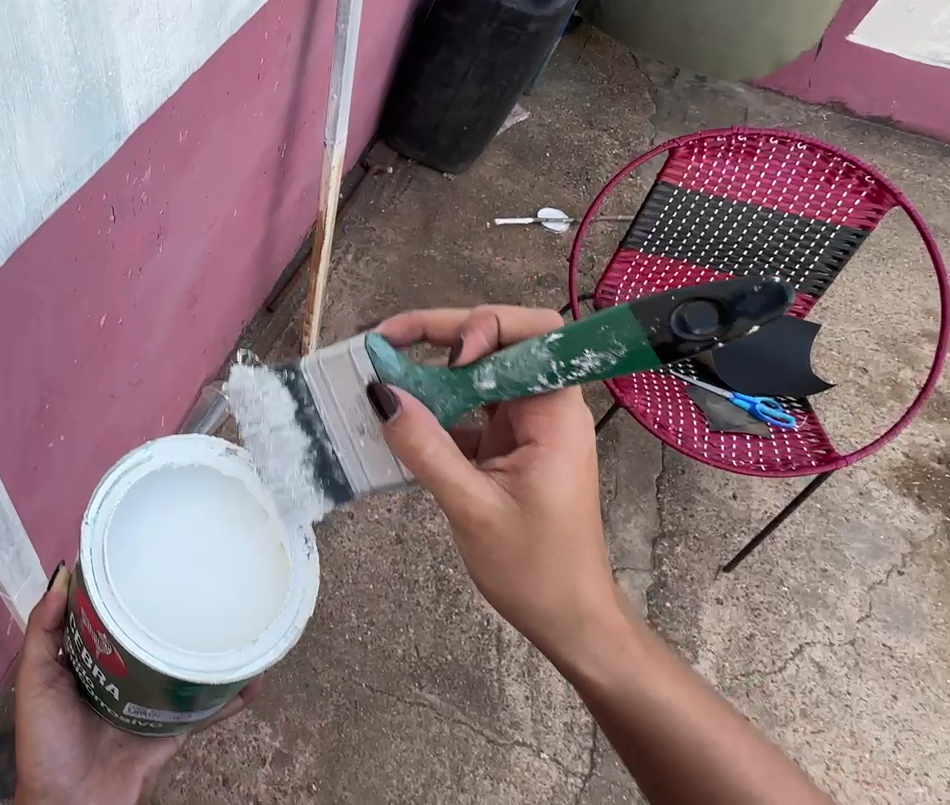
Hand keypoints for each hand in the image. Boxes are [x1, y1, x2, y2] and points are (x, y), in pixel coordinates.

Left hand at [13, 564, 257, 804]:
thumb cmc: (46, 743)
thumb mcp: (34, 680)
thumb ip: (43, 630)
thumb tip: (64, 574)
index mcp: (92, 657)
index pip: (112, 610)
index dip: (126, 581)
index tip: (146, 548)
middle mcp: (124, 672)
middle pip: (153, 632)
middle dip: (175, 607)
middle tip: (200, 574)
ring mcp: (151, 699)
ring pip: (184, 664)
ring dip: (209, 645)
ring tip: (237, 615)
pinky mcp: (171, 728)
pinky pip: (204, 709)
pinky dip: (230, 695)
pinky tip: (253, 676)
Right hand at [368, 305, 625, 665]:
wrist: (568, 620)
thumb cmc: (536, 570)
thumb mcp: (472, 509)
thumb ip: (426, 449)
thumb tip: (381, 394)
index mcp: (554, 413)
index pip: (534, 335)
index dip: (487, 327)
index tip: (445, 355)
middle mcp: (541, 407)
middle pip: (497, 341)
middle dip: (442, 332)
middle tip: (385, 339)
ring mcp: (522, 424)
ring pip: (477, 370)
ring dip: (430, 365)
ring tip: (381, 364)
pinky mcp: (503, 443)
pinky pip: (465, 405)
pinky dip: (430, 402)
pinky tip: (396, 411)